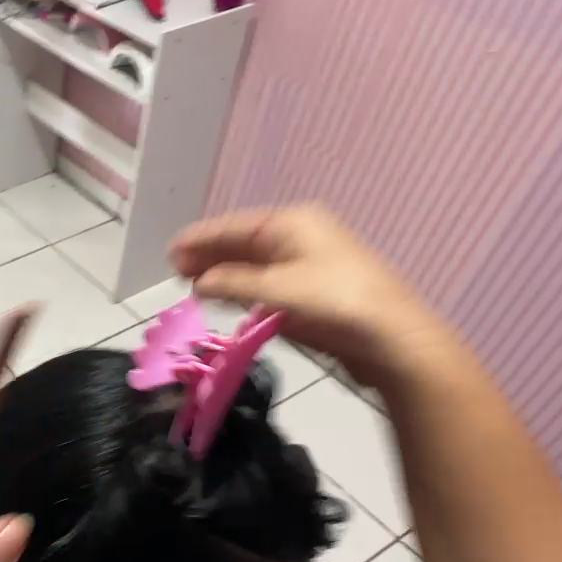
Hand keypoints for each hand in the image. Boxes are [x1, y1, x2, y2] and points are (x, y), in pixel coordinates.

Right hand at [168, 205, 452, 386]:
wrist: (392, 338)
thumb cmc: (336, 304)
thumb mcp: (278, 290)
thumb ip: (233, 283)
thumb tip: (200, 282)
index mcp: (292, 223)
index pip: (235, 226)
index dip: (200, 239)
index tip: (170, 252)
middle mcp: (298, 237)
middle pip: (243, 243)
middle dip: (210, 256)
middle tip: (175, 272)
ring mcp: (306, 265)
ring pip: (254, 265)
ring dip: (224, 275)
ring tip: (193, 286)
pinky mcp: (311, 292)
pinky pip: (267, 284)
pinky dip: (243, 290)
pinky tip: (228, 301)